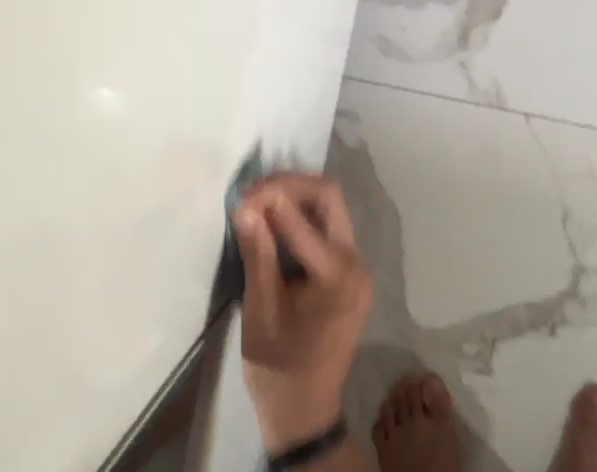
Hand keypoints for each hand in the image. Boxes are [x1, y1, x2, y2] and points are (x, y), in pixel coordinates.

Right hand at [234, 172, 371, 450]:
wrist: (303, 408)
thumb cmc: (278, 364)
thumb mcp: (260, 308)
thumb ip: (258, 252)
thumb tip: (246, 205)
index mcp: (339, 274)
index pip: (305, 213)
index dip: (270, 198)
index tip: (239, 199)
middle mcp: (357, 263)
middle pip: (329, 198)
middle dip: (290, 186)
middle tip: (253, 192)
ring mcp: (357, 268)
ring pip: (330, 210)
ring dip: (295, 198)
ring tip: (259, 202)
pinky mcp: (348, 274)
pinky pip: (328, 229)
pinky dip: (301, 217)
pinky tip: (274, 220)